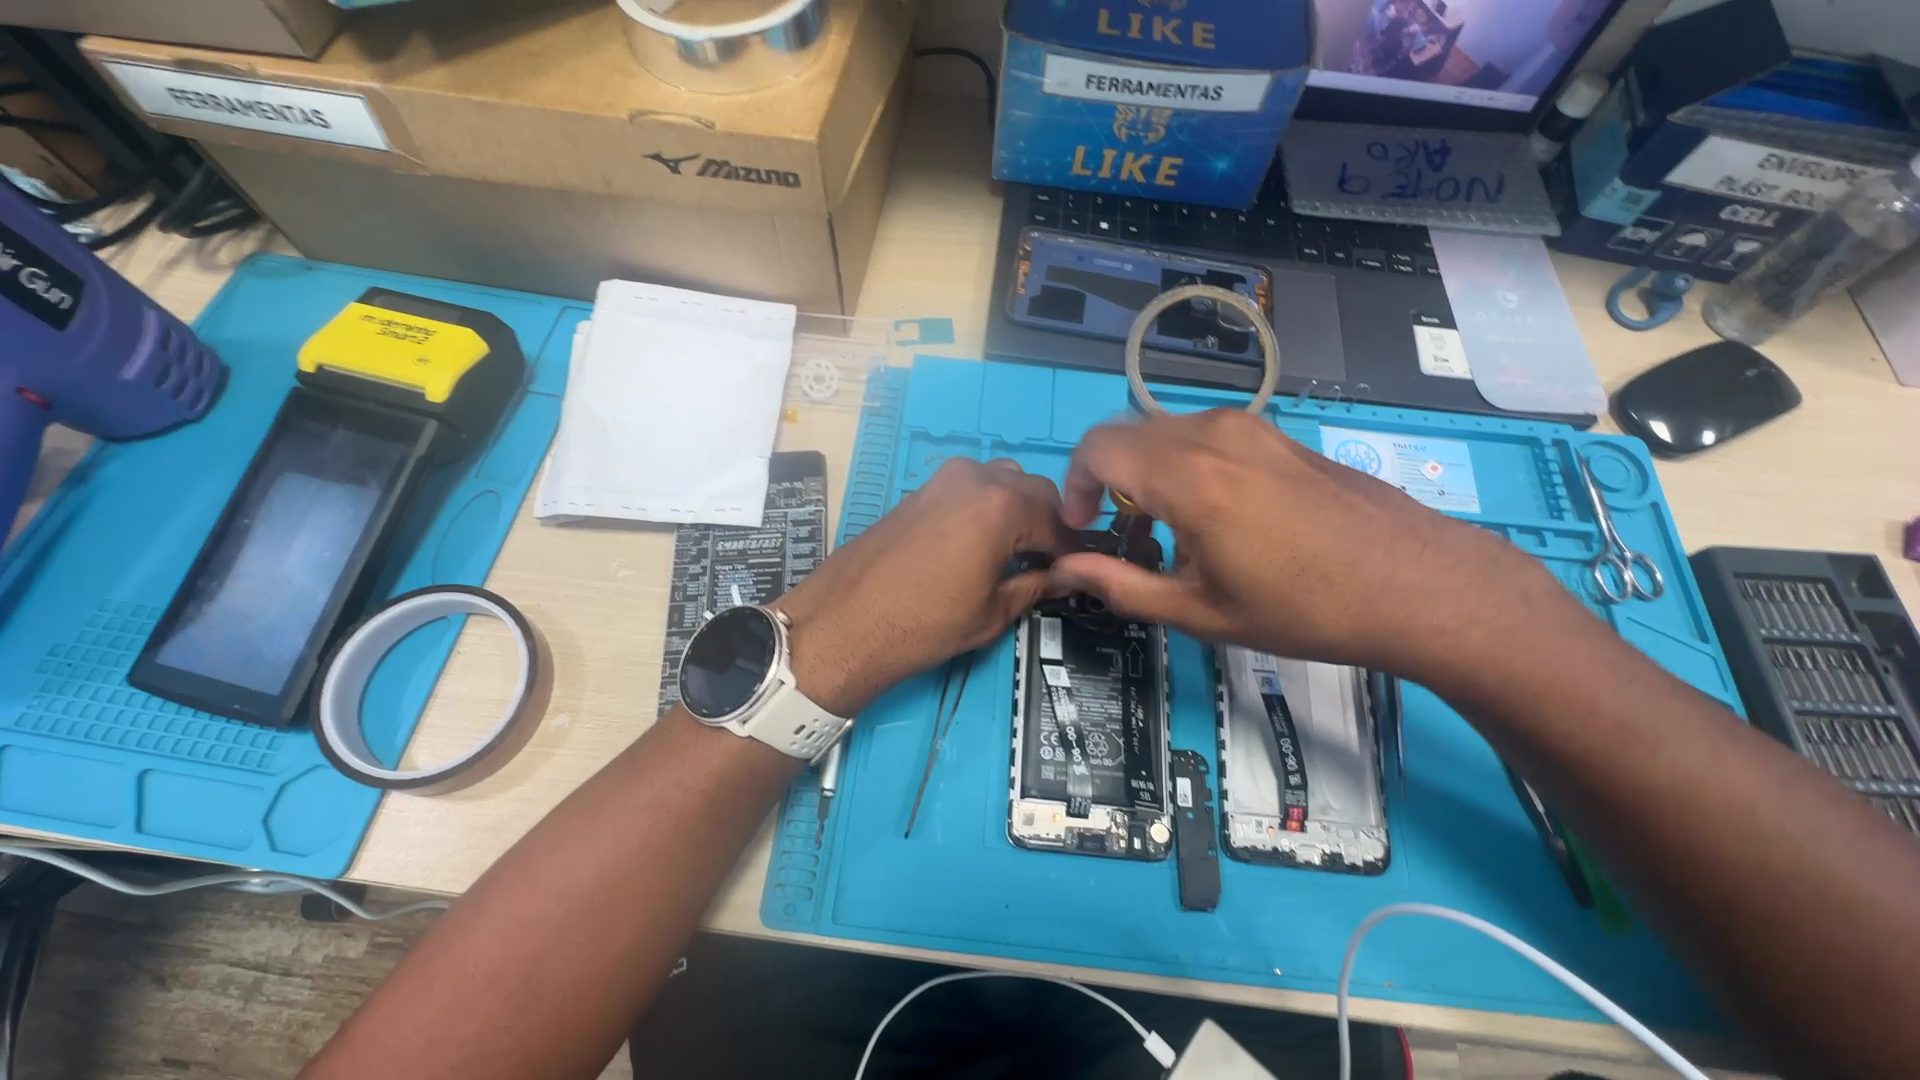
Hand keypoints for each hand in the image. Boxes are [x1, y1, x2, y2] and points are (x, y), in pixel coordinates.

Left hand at [772, 458, 1074, 715]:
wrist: (845, 623)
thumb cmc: (924, 624)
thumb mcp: (992, 612)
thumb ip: (1035, 586)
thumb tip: (1065, 577)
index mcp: (1002, 505)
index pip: (1058, 521)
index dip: (1072, 550)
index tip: (1079, 572)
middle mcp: (976, 478)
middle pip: (1033, 492)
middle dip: (1047, 525)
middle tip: (1048, 565)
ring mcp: (944, 479)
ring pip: (1001, 484)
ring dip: (1017, 512)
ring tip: (1015, 555)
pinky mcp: (921, 490)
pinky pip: (971, 489)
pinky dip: (987, 509)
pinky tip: (982, 545)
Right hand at [1050, 410, 1564, 680]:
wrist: (1414, 584)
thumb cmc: (1301, 608)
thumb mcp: (1199, 612)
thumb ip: (1121, 584)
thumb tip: (1065, 569)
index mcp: (1186, 477)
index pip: (1096, 449)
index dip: (1074, 486)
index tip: (1083, 527)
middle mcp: (1212, 435)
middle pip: (1127, 436)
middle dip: (1107, 481)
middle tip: (1123, 536)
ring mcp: (1250, 428)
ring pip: (1166, 434)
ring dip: (1146, 473)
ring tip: (1169, 530)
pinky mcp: (1276, 435)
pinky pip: (1206, 436)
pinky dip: (1185, 465)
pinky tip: (1216, 516)